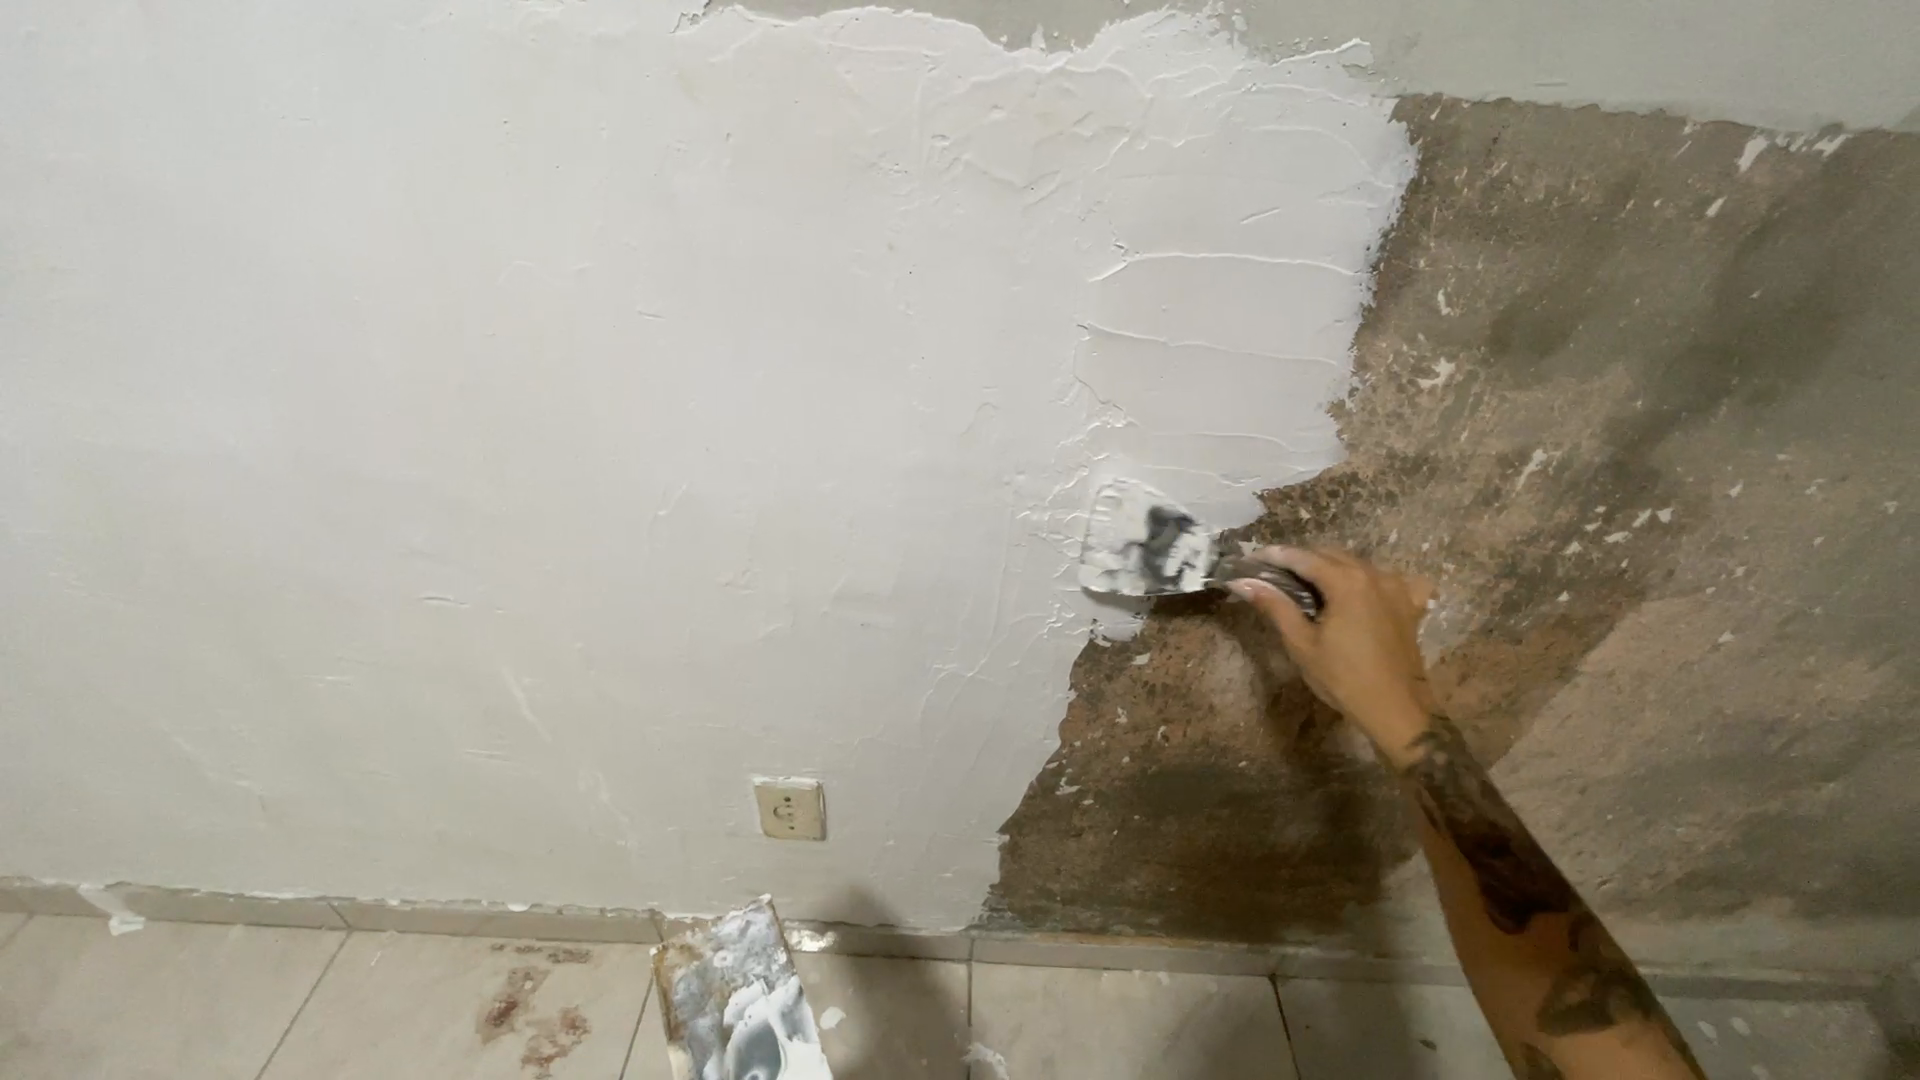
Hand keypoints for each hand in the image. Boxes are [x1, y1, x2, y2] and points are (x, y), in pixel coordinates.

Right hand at [1225, 546, 1433, 753]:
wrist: (1395, 710)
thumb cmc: (1342, 678)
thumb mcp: (1301, 643)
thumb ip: (1274, 605)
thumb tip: (1243, 582)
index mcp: (1347, 582)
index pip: (1303, 557)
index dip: (1274, 555)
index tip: (1251, 558)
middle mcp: (1374, 575)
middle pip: (1330, 554)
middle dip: (1300, 559)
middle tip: (1272, 573)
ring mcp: (1396, 587)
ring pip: (1355, 564)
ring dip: (1329, 567)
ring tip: (1305, 583)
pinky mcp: (1409, 604)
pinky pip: (1384, 579)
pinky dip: (1364, 580)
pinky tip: (1356, 592)